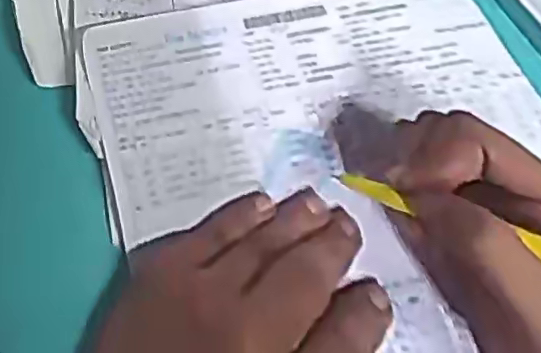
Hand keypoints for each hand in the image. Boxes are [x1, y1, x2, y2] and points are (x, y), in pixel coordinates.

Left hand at [93, 189, 392, 352]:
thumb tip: (343, 328)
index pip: (340, 346)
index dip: (363, 318)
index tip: (376, 292)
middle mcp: (246, 333)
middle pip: (302, 281)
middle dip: (331, 252)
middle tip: (349, 225)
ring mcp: (202, 293)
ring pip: (261, 246)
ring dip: (294, 222)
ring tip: (318, 204)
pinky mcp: (163, 268)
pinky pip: (213, 230)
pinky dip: (241, 213)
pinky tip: (262, 202)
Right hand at [385, 111, 540, 352]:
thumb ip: (492, 252)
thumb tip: (423, 196)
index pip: (477, 140)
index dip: (431, 157)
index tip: (402, 193)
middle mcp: (533, 199)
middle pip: (449, 137)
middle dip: (411, 162)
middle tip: (394, 200)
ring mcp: (501, 214)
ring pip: (430, 156)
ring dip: (403, 179)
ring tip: (404, 221)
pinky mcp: (472, 233)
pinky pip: (422, 193)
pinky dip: (401, 201)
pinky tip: (409, 232)